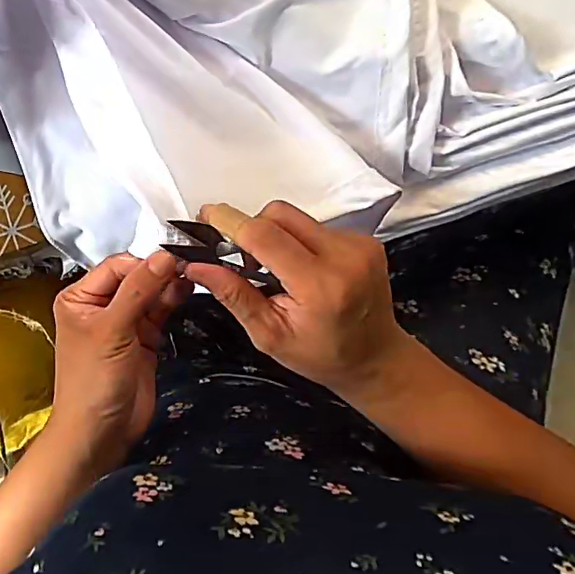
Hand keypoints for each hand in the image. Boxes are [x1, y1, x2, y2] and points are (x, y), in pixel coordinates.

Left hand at [47, 251, 190, 466]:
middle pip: (134, 277)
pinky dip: (172, 302)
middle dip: (158, 273)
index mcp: (79, 298)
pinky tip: (185, 291)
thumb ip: (138, 291)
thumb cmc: (92, 383)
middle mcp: (99, 306)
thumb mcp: (112, 331)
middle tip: (187, 267)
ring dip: (168, 286)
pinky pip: (158, 313)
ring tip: (189, 277)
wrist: (100, 432)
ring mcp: (122, 323)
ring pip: (149, 294)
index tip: (172, 259)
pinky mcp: (142, 339)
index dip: (143, 262)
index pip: (115, 267)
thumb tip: (162, 257)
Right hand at [182, 201, 413, 394]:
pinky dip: (295, 239)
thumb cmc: (323, 354)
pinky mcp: (363, 239)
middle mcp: (344, 257)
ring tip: (273, 268)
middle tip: (240, 257)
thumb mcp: (268, 334)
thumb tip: (197, 266)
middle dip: (250, 229)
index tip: (206, 218)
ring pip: (294, 216)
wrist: (377, 359)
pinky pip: (312, 224)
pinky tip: (298, 267)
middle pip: (277, 214)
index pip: (264, 235)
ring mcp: (358, 245)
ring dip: (273, 234)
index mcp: (319, 285)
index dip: (229, 222)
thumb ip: (232, 294)